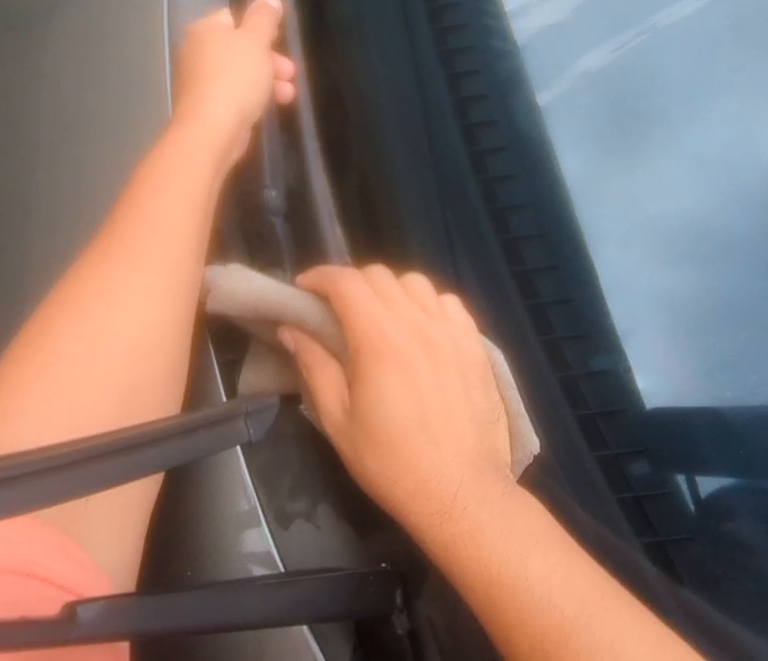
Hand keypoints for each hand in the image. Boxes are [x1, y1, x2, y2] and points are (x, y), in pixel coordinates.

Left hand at [171, 0, 296, 163]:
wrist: (211, 130)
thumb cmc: (235, 78)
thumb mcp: (256, 40)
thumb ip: (265, 18)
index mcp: (205, 29)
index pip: (233, 17)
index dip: (260, 28)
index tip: (280, 41)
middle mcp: (196, 51)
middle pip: (239, 48)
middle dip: (270, 59)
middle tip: (290, 72)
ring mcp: (198, 81)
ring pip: (239, 73)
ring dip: (267, 80)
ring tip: (288, 95)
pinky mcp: (205, 106)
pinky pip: (233, 94)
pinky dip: (252, 97)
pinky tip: (270, 107)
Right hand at [280, 265, 515, 542]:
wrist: (460, 492)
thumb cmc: (391, 463)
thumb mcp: (338, 421)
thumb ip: (314, 366)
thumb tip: (291, 329)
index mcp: (378, 338)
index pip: (345, 282)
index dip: (319, 277)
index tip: (303, 290)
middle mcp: (416, 322)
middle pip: (378, 275)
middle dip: (350, 284)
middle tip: (336, 310)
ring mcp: (451, 330)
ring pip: (415, 283)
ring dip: (390, 290)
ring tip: (380, 317)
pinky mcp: (476, 344)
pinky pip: (449, 302)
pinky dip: (427, 304)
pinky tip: (421, 328)